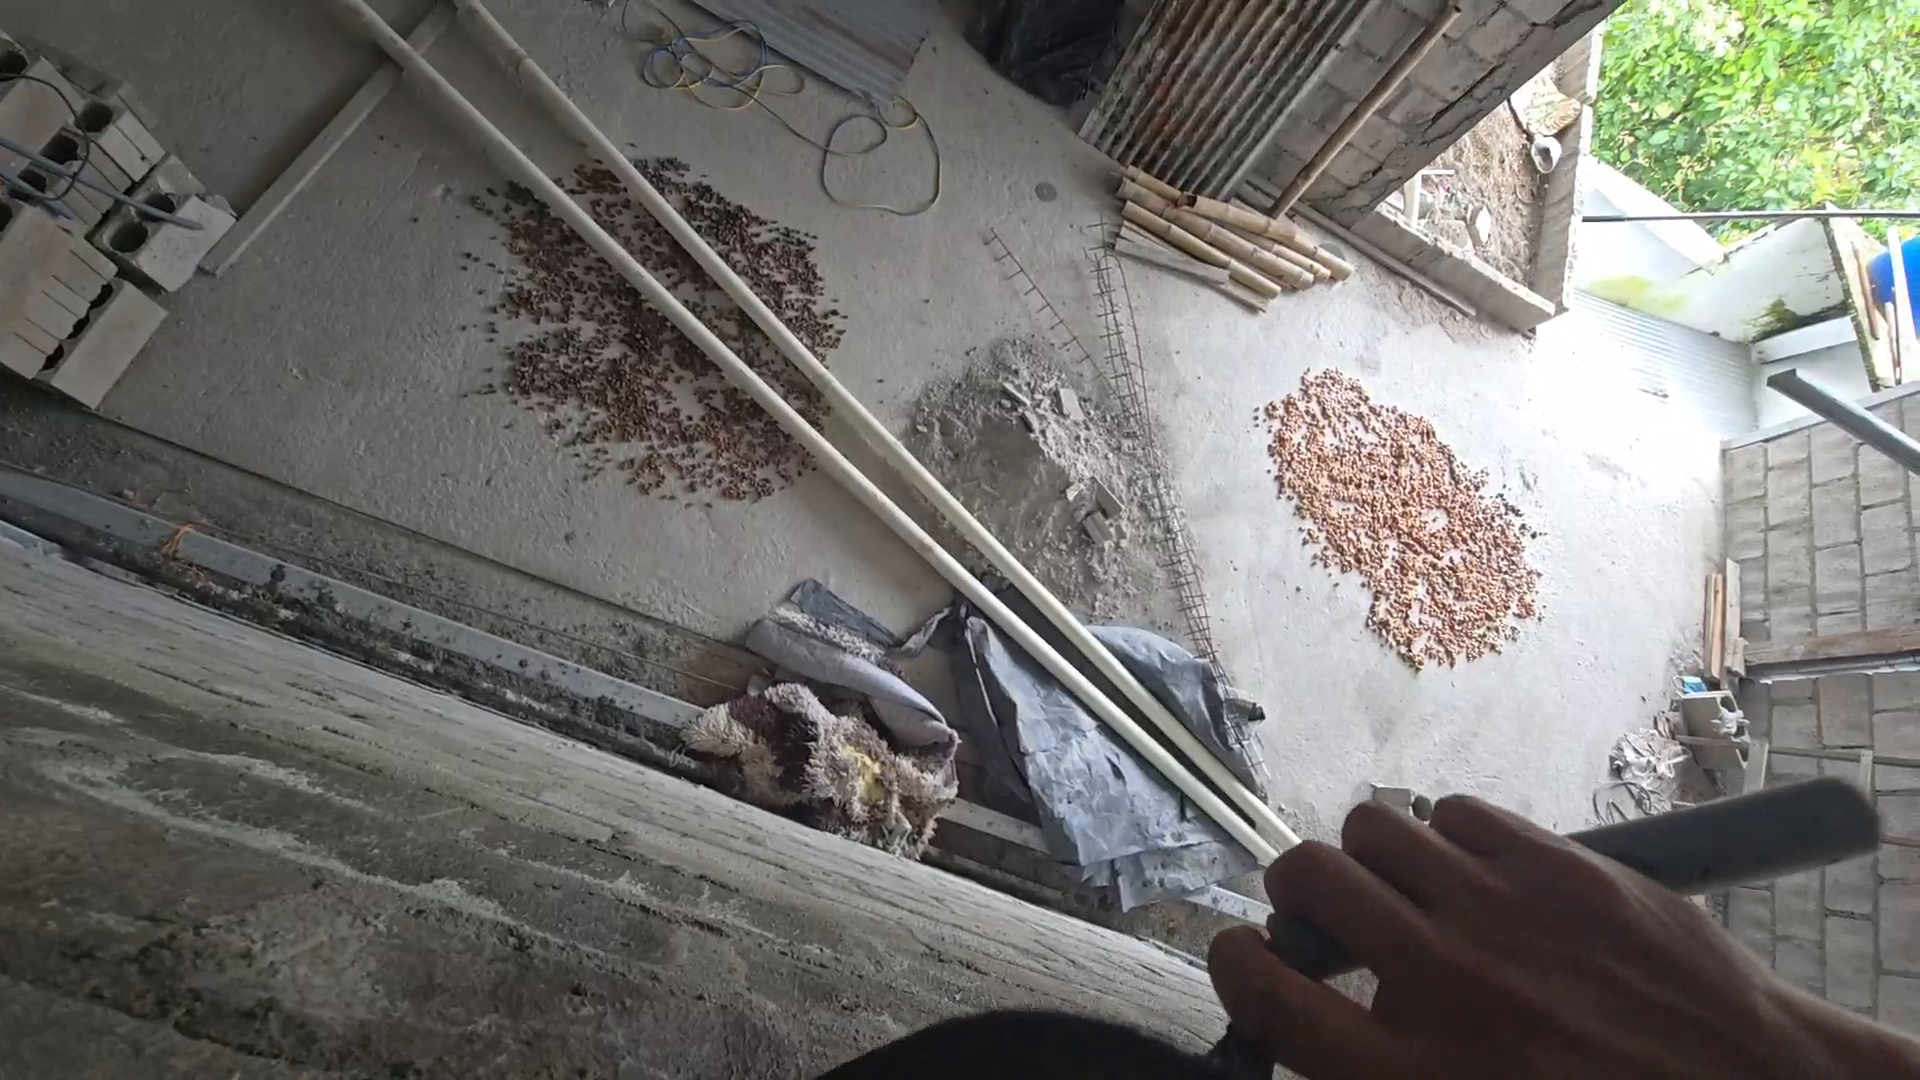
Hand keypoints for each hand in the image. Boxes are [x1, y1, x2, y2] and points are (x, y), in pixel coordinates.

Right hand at [1208, 796, 1919, 1078]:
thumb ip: (1368, 1070)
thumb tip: (1296, 1004)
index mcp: (1418, 1078)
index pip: (1265, 989)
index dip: (1235, 963)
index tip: (1249, 957)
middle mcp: (1451, 984)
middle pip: (1305, 875)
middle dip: (1298, 887)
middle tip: (1329, 911)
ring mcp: (1509, 913)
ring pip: (1373, 824)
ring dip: (1377, 859)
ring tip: (1416, 890)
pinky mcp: (1565, 864)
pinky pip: (1455, 811)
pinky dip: (1452, 839)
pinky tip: (1487, 879)